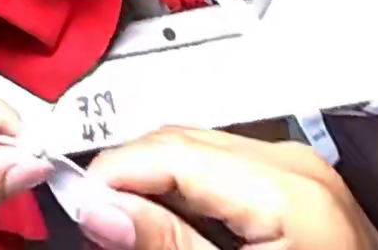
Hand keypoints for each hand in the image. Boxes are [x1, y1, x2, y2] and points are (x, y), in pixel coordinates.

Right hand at [77, 127, 377, 249]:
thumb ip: (168, 244)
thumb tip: (102, 206)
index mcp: (290, 186)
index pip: (175, 150)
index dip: (117, 169)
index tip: (78, 195)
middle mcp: (295, 161)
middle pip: (183, 139)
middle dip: (130, 169)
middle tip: (90, 209)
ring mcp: (299, 169)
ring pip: (197, 147)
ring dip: (154, 176)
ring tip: (120, 213)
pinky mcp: (297, 184)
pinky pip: (222, 165)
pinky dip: (186, 186)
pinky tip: (166, 213)